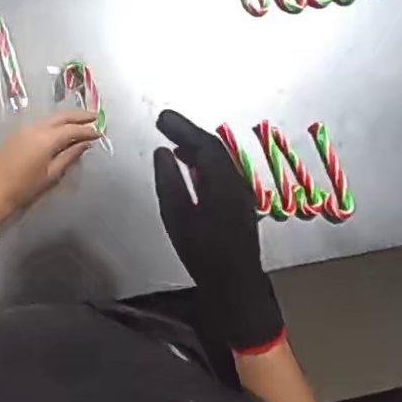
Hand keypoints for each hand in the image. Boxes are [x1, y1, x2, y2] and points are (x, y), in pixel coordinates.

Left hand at [0, 110, 99, 228]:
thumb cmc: (25, 187)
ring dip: (67, 117)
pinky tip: (61, 127)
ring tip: (82, 119)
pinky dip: (54, 122)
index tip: (100, 132)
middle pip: (61, 116)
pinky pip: (41, 122)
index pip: (72, 129)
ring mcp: (25, 129)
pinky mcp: (18, 133)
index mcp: (46, 139)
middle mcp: (36, 128)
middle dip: (79, 115)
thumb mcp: (51, 174)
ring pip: (50, 117)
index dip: (87, 130)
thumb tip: (85, 143)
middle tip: (95, 116)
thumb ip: (69, 155)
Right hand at [152, 110, 282, 351]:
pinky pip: (220, 172)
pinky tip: (189, 167)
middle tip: (164, 123)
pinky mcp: (237, 204)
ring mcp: (239, 193)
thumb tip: (162, 153)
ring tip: (172, 141)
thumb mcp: (177, 215)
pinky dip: (202, 162)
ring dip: (195, 146)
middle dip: (188, 132)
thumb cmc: (203, 252)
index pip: (203, 144)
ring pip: (218, 160)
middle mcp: (236, 182)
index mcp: (223, 182)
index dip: (182, 127)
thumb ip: (170, 181)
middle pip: (213, 148)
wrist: (234, 284)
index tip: (161, 117)